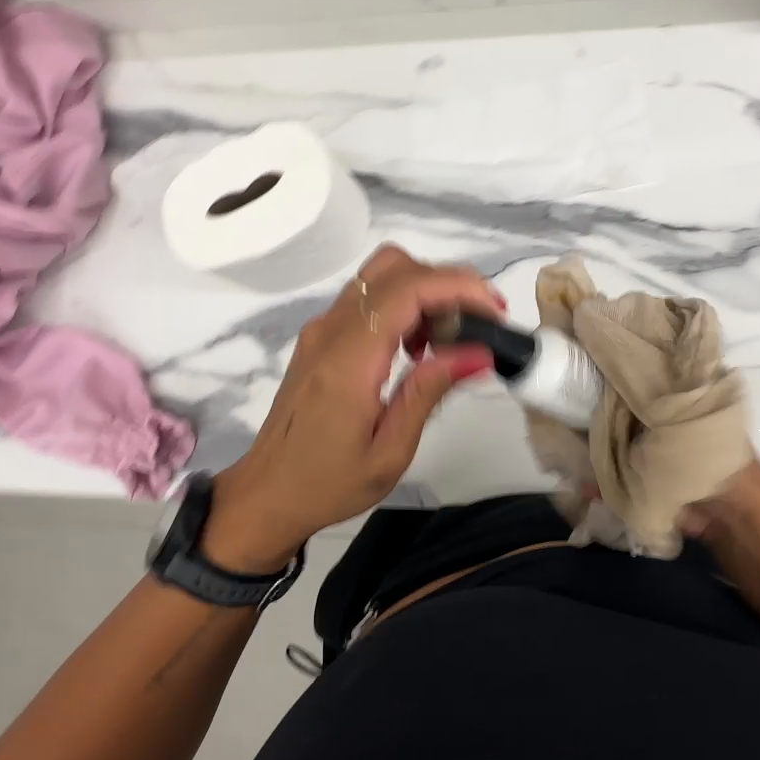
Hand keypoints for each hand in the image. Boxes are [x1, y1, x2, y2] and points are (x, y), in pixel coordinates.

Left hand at [202, 245, 500, 571]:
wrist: (266, 493)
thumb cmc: (327, 484)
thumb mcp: (389, 452)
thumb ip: (429, 393)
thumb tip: (479, 352)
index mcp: (348, 359)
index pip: (407, 290)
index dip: (457, 287)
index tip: (493, 312)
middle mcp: (331, 330)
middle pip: (394, 267)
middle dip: (446, 284)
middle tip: (478, 325)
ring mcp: (321, 329)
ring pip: (380, 276)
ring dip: (424, 292)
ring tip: (448, 341)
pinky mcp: (320, 337)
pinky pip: (367, 299)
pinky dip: (403, 305)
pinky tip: (417, 349)